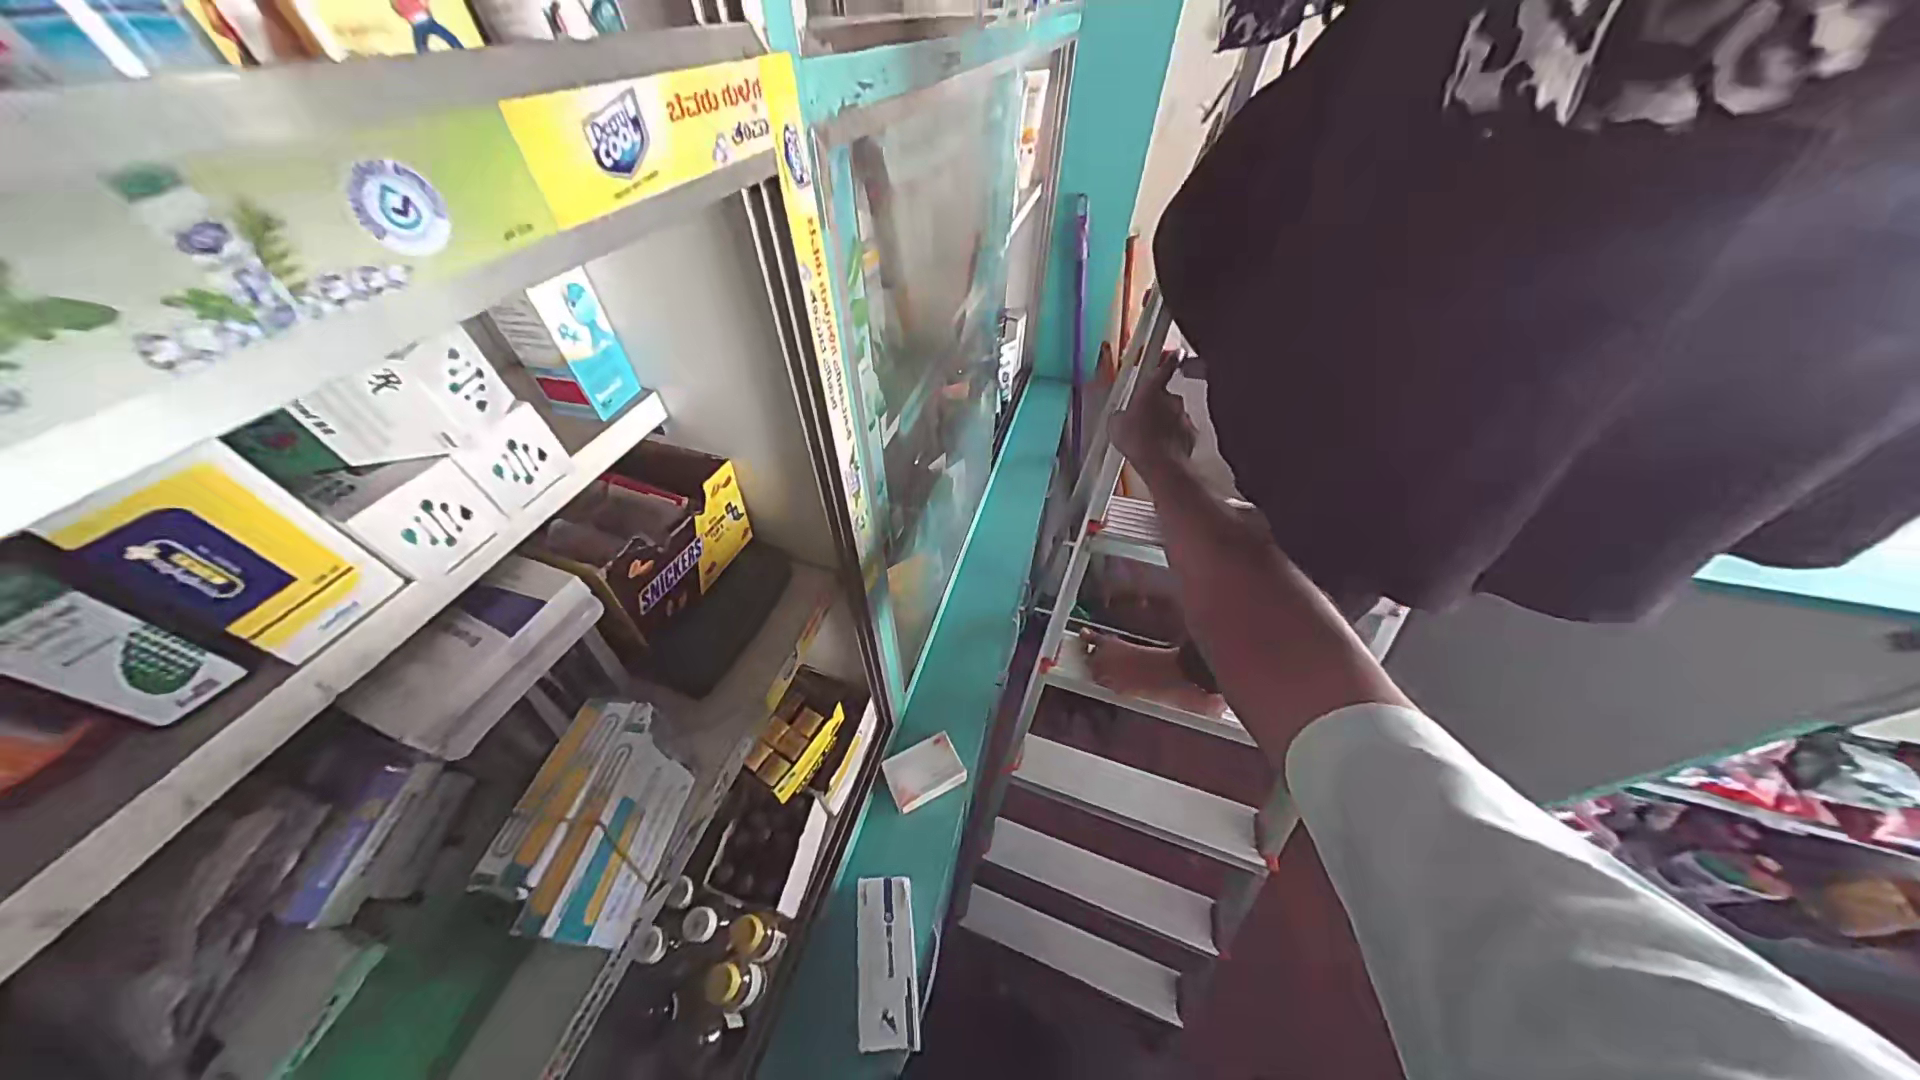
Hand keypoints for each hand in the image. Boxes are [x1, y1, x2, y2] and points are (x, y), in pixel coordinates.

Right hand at [1111, 353, 1197, 472]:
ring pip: (1173, 417)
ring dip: (1163, 425)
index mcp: (1152, 390)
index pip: (1165, 368)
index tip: (1176, 353)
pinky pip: (1181, 433)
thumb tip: (1119, 417)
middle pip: (1165, 398)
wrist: (1160, 463)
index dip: (1170, 359)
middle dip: (1156, 407)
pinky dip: (1172, 439)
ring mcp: (1184, 416)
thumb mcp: (1115, 425)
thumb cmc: (1137, 440)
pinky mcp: (1191, 434)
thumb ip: (1119, 415)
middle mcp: (1172, 400)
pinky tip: (1161, 449)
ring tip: (1149, 440)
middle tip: (1142, 421)